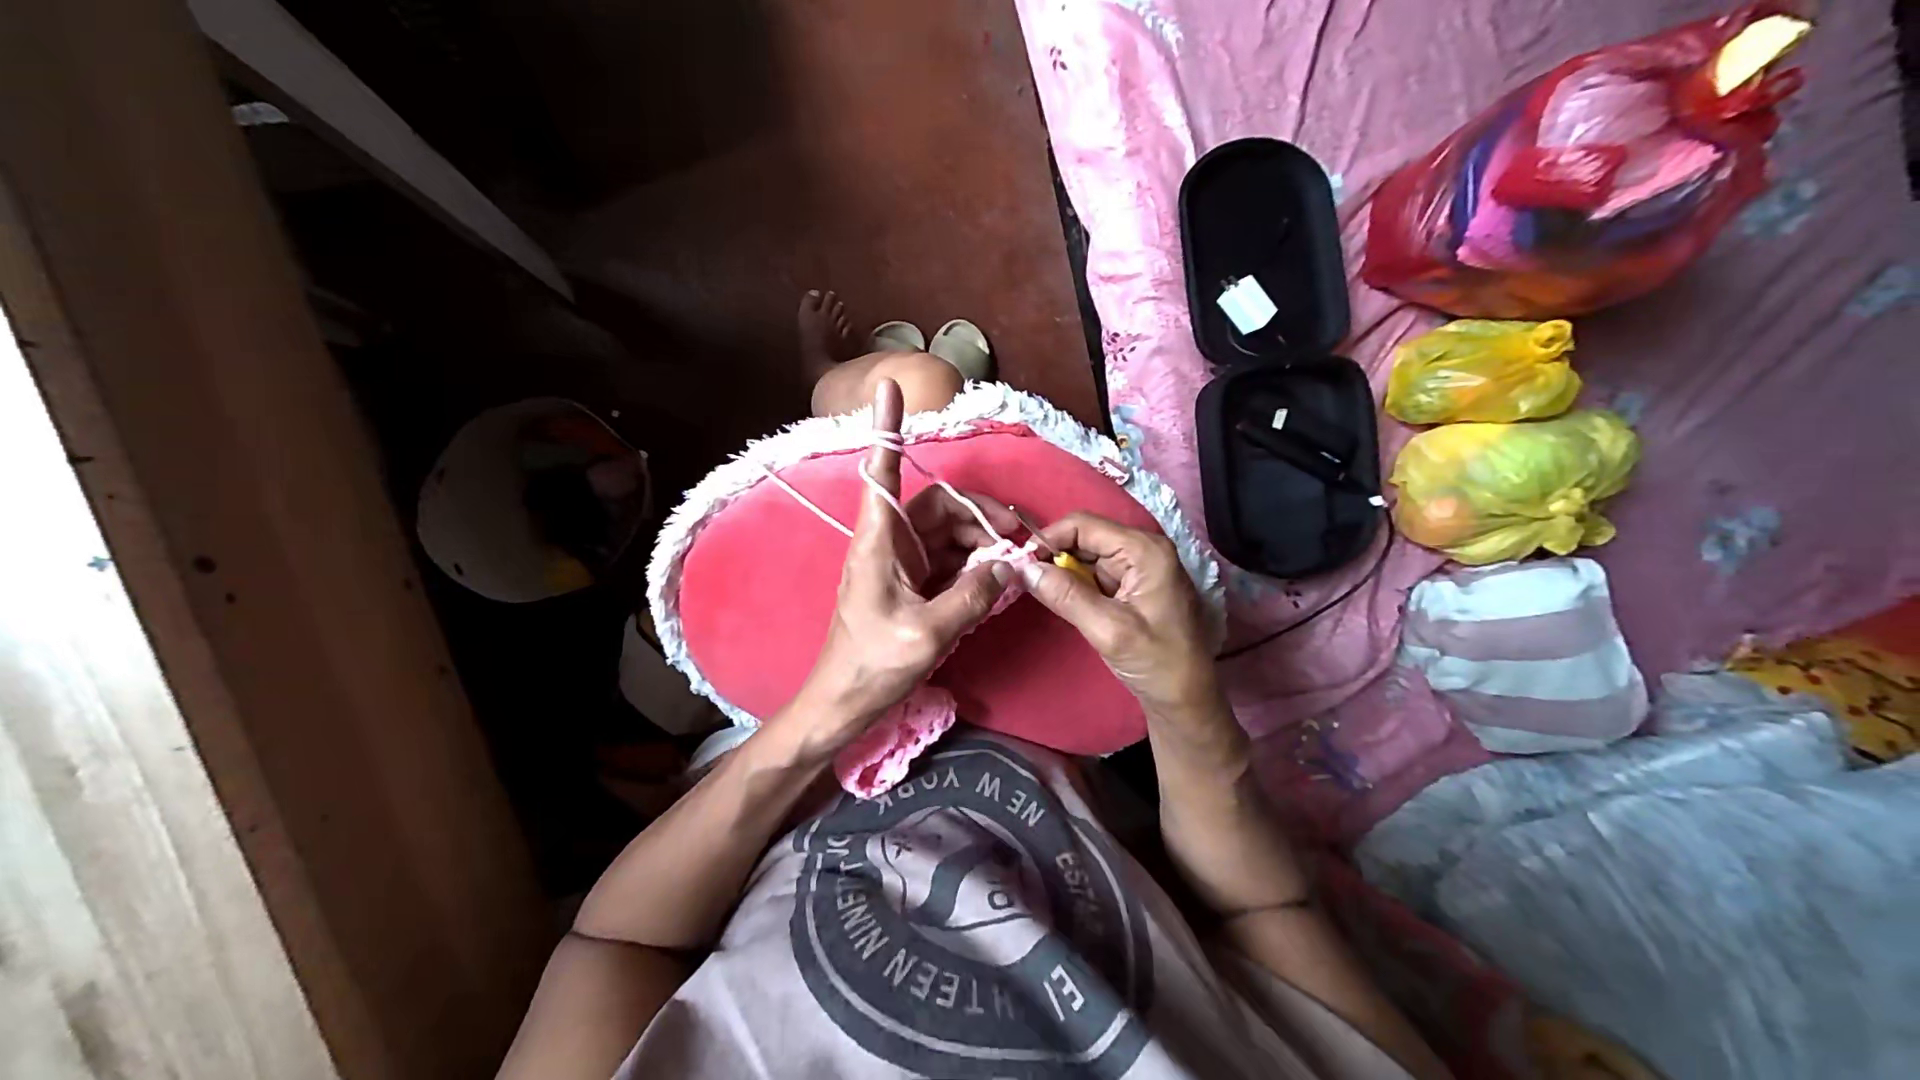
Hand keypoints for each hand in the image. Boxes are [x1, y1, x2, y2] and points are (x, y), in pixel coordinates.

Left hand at [783, 379, 1015, 753]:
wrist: (845, 702)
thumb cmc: (873, 664)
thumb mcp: (929, 632)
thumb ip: (973, 596)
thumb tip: (1009, 567)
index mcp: (879, 540)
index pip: (881, 470)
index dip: (887, 427)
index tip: (891, 385)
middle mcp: (890, 542)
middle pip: (939, 504)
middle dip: (979, 513)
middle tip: (1017, 539)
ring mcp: (901, 563)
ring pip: (949, 532)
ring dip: (981, 542)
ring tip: (1012, 564)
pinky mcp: (912, 584)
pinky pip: (949, 559)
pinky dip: (973, 564)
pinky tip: (996, 581)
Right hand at [1018, 513, 1220, 718]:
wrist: (1186, 698)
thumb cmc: (1157, 662)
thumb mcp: (1108, 630)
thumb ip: (1066, 596)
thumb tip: (1024, 569)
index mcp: (1144, 550)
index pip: (1084, 525)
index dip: (1048, 538)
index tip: (1022, 563)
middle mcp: (1142, 549)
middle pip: (1084, 536)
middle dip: (1053, 555)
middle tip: (1026, 580)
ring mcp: (1138, 567)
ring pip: (1085, 555)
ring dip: (1062, 570)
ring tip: (1040, 591)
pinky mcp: (1131, 585)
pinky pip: (1094, 573)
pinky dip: (1074, 583)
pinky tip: (1061, 599)